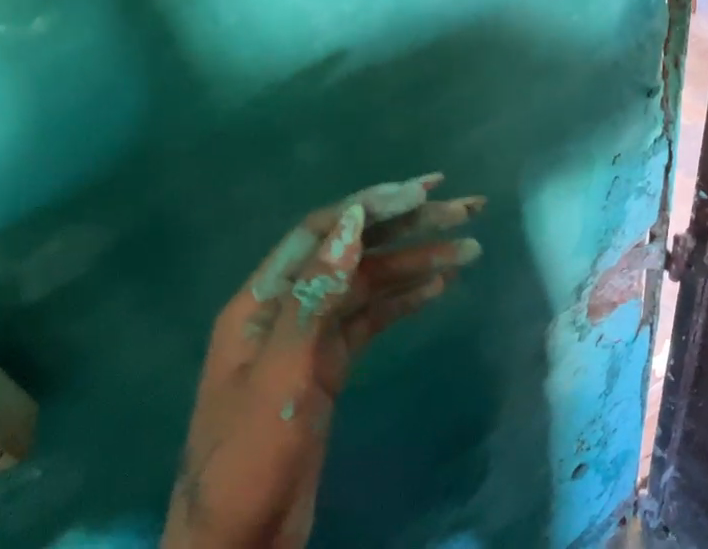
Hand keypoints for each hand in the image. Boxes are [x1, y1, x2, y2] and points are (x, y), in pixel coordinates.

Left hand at [162, 174, 483, 548]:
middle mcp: (287, 308)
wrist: (236, 544)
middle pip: (353, 251)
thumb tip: (352, 221)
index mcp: (262, 301)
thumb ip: (315, 297)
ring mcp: (310, 339)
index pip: (323, 233)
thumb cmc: (247, 459)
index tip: (425, 193)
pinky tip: (442, 286)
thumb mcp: (280, 376)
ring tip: (471, 245)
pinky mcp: (330, 368)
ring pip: (369, 285)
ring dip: (417, 262)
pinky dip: (407, 300)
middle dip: (408, 226)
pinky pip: (373, 320)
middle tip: (466, 206)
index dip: (373, 206)